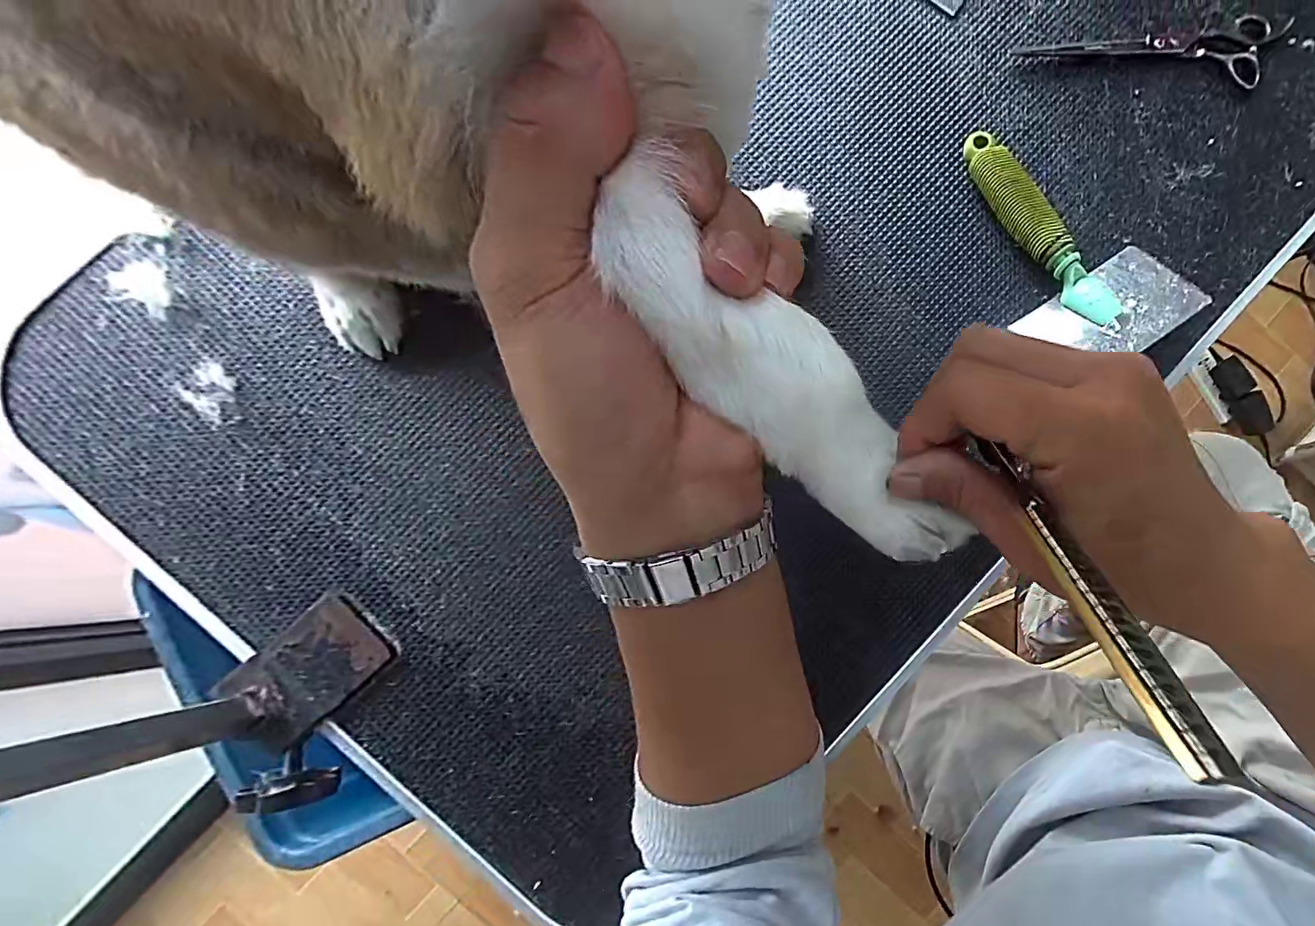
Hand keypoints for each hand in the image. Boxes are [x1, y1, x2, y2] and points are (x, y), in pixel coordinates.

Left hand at [469, 9, 804, 558]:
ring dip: (738, 230)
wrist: (674, 490)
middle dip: (690, 180)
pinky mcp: (759, 299)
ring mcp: (702, 266)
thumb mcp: (533, 282)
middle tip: (686, 239)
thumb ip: (546, 164)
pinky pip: (781, 244)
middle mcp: (633, 229)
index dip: (613, 91)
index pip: (586, 110)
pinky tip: (762, 298)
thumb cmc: (590, 399)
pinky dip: (778, 262)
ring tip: (729, 290)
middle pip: (675, 147)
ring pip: (734, 194)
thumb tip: (580, 35)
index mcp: (561, 214)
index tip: (633, 96)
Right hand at [890, 327, 1298, 641]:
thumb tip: (902, 472)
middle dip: (943, 401)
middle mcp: (1102, 374)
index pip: (969, 385)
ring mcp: (1117, 362)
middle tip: (941, 456)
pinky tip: (1014, 437)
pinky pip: (1037, 359)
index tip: (917, 467)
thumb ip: (967, 494)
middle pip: (979, 345)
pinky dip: (1005, 390)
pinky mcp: (1121, 365)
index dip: (925, 422)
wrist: (1210, 559)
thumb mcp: (1034, 548)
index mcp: (1083, 427)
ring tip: (976, 451)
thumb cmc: (1126, 574)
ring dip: (973, 392)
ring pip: (1005, 345)